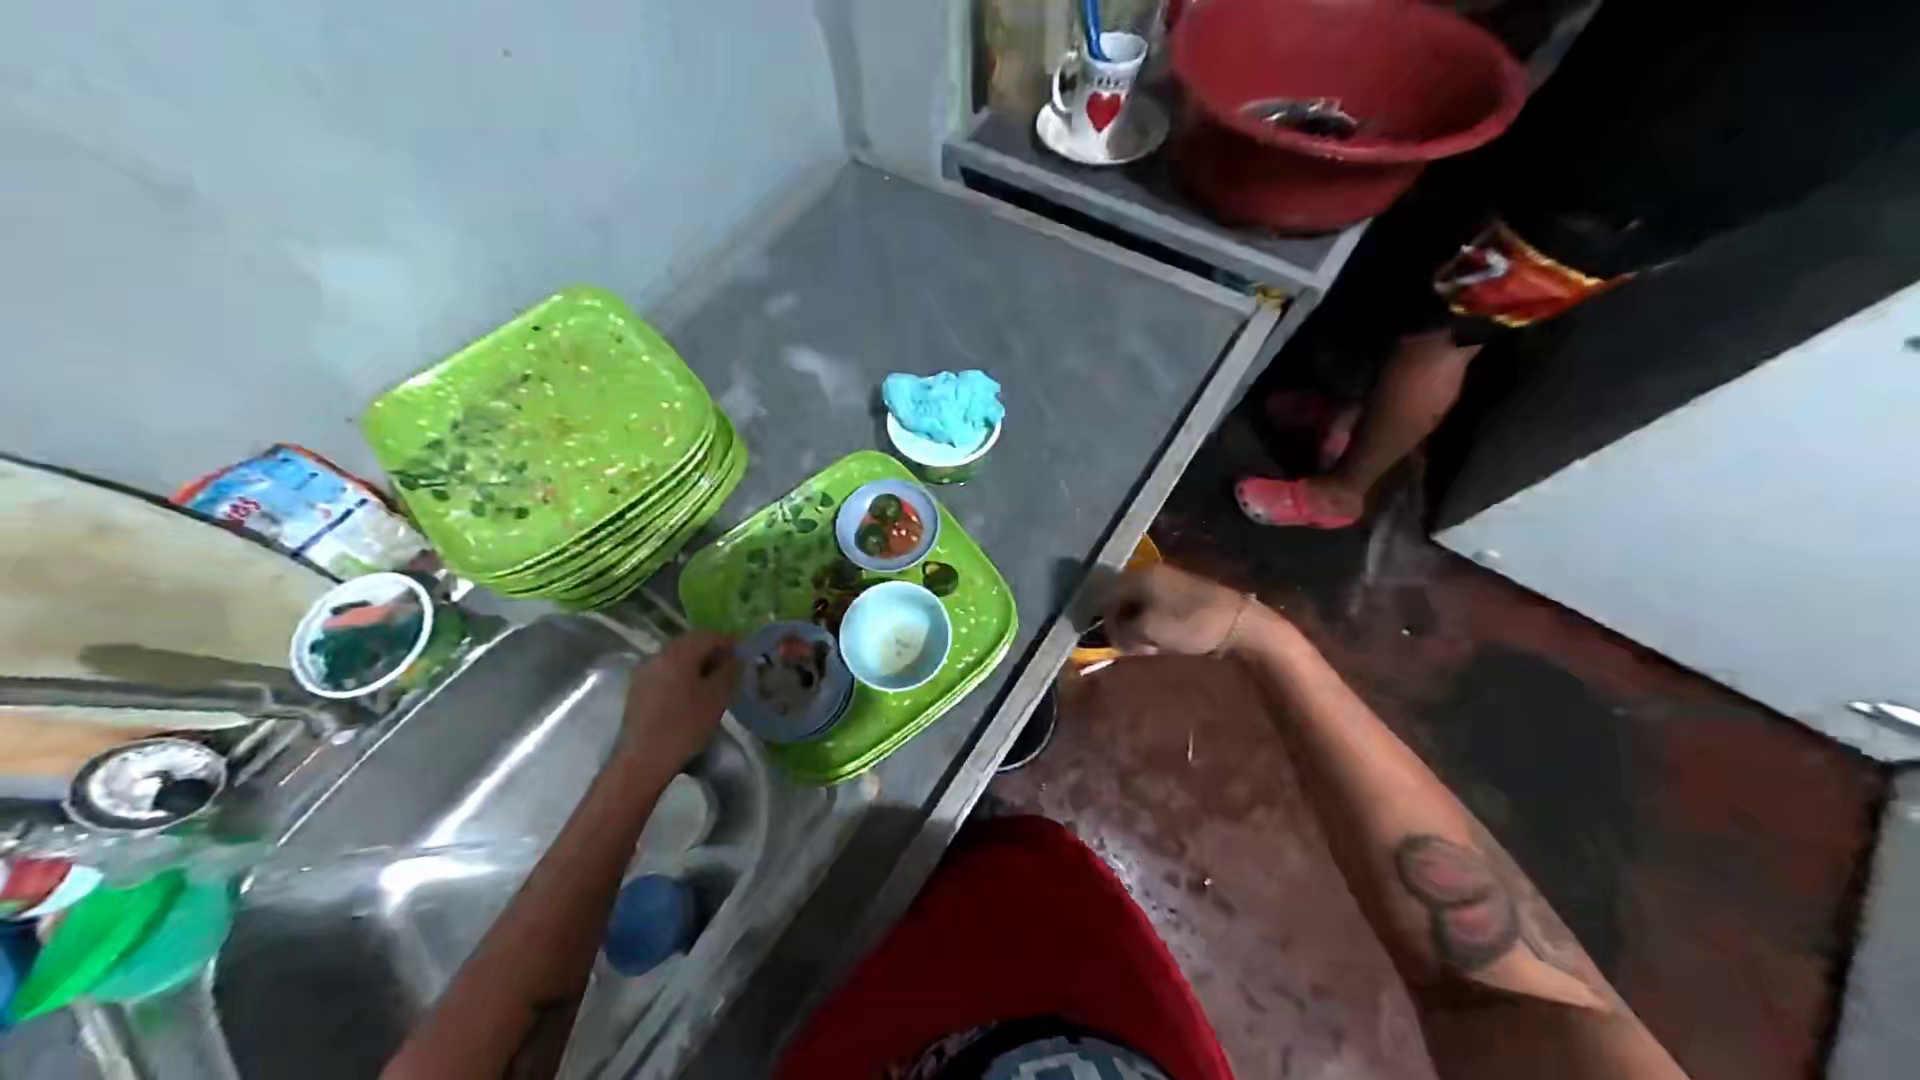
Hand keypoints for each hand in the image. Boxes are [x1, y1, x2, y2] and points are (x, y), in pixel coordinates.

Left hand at [618, 631, 738, 771]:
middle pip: (689, 643)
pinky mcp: (637, 689)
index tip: (743, 654)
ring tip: (712, 681)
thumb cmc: (686, 724)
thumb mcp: (717, 696)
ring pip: (676, 658)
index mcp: (678, 653)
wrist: (644, 759)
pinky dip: (681, 674)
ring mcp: (644, 672)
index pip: (708, 636)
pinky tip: (691, 692)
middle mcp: (657, 655)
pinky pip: (665, 672)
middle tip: (730, 666)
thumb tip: (734, 658)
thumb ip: (729, 671)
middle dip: (711, 651)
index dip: (729, 641)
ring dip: (696, 663)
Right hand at [1102, 564, 1269, 655]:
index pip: (1104, 595)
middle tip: (1132, 646)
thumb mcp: (1147, 630)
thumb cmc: (1189, 624)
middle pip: (1120, 600)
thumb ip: (1122, 631)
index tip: (1110, 641)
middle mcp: (1149, 572)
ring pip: (1138, 606)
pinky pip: (1155, 608)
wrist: (1239, 624)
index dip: (1102, 620)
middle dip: (1122, 625)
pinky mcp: (1182, 594)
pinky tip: (1162, 641)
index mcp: (1138, 575)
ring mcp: (1167, 582)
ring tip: (1150, 646)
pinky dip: (1153, 625)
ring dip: (1138, 628)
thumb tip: (1115, 634)